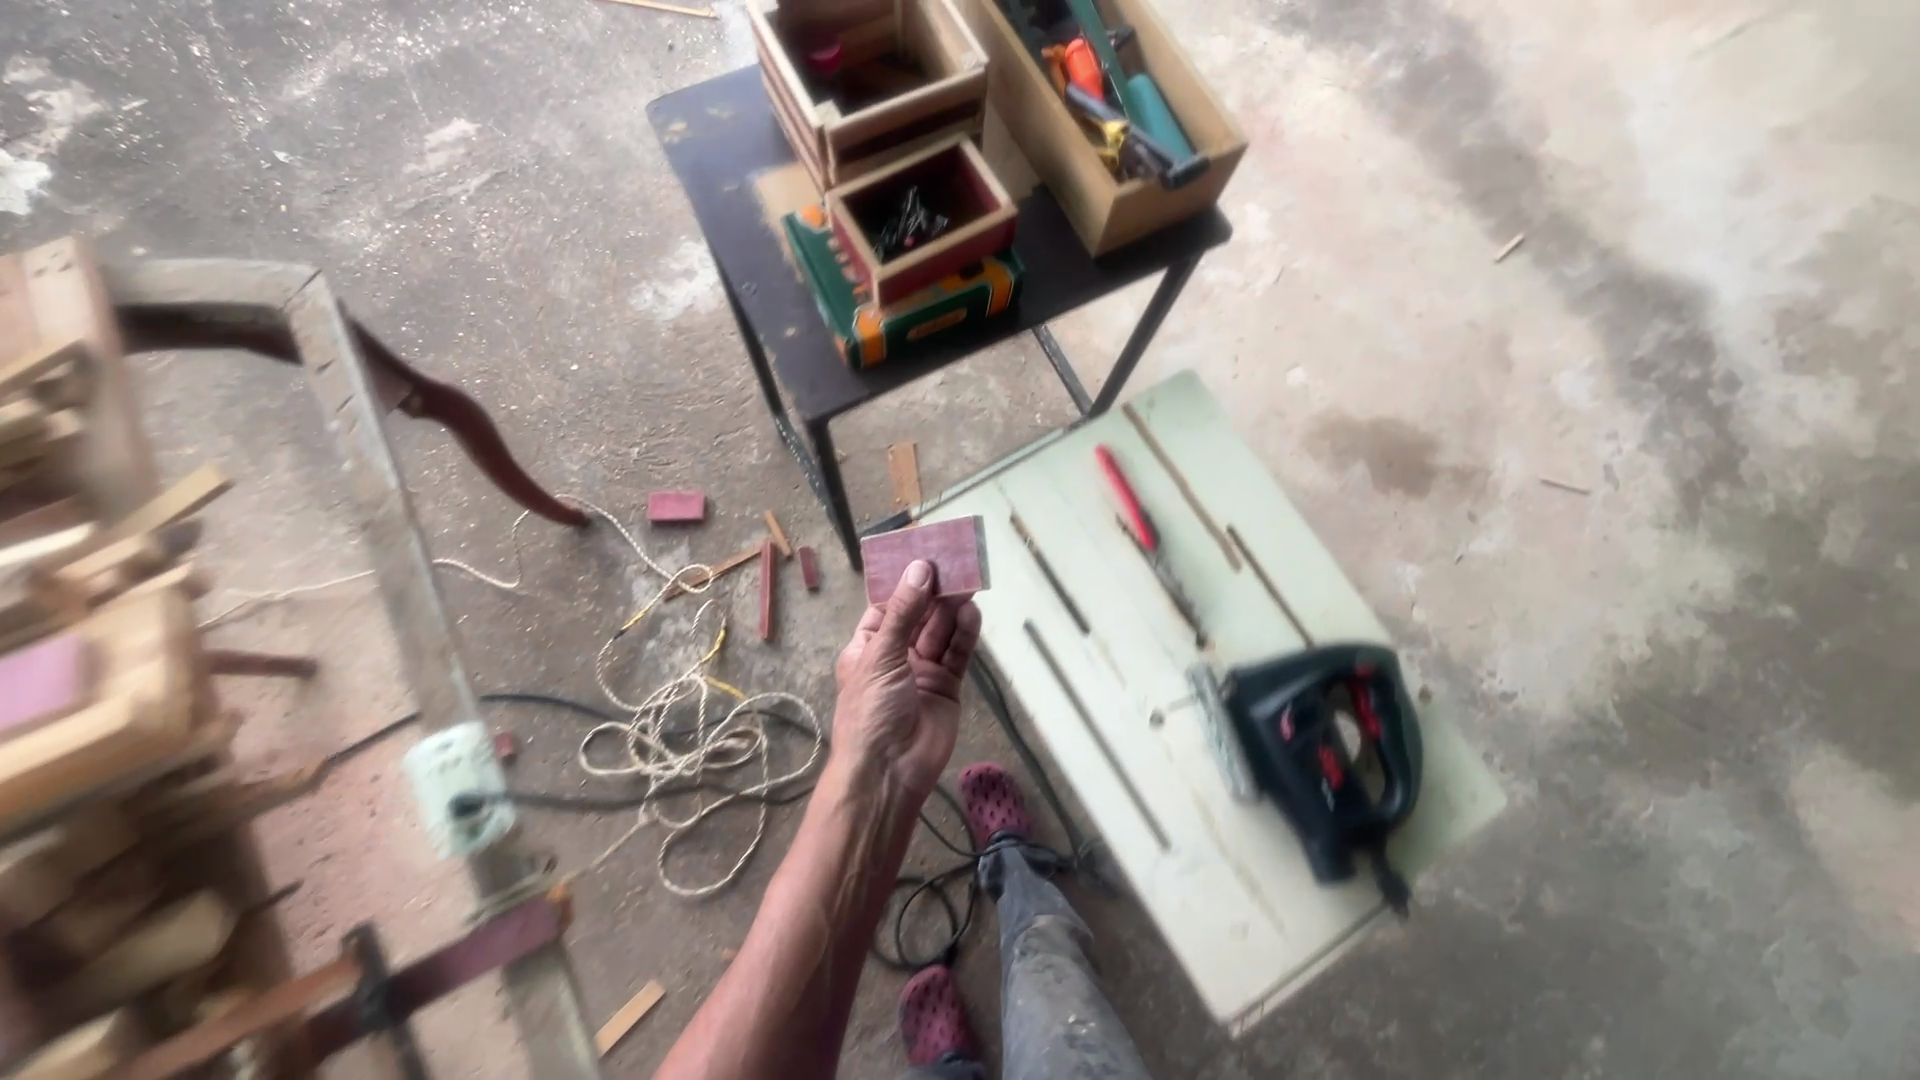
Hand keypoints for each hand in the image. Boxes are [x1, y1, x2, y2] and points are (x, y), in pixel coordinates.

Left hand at [832, 560, 982, 802]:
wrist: (888, 771)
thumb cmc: (870, 710)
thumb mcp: (880, 655)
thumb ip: (904, 612)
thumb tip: (919, 569)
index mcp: (867, 647)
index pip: (887, 606)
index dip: (904, 583)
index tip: (924, 556)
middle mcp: (895, 656)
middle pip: (918, 616)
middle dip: (934, 593)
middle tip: (955, 565)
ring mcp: (923, 671)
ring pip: (940, 632)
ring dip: (952, 610)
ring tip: (967, 584)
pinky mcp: (947, 687)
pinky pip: (958, 654)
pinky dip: (965, 635)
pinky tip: (972, 614)